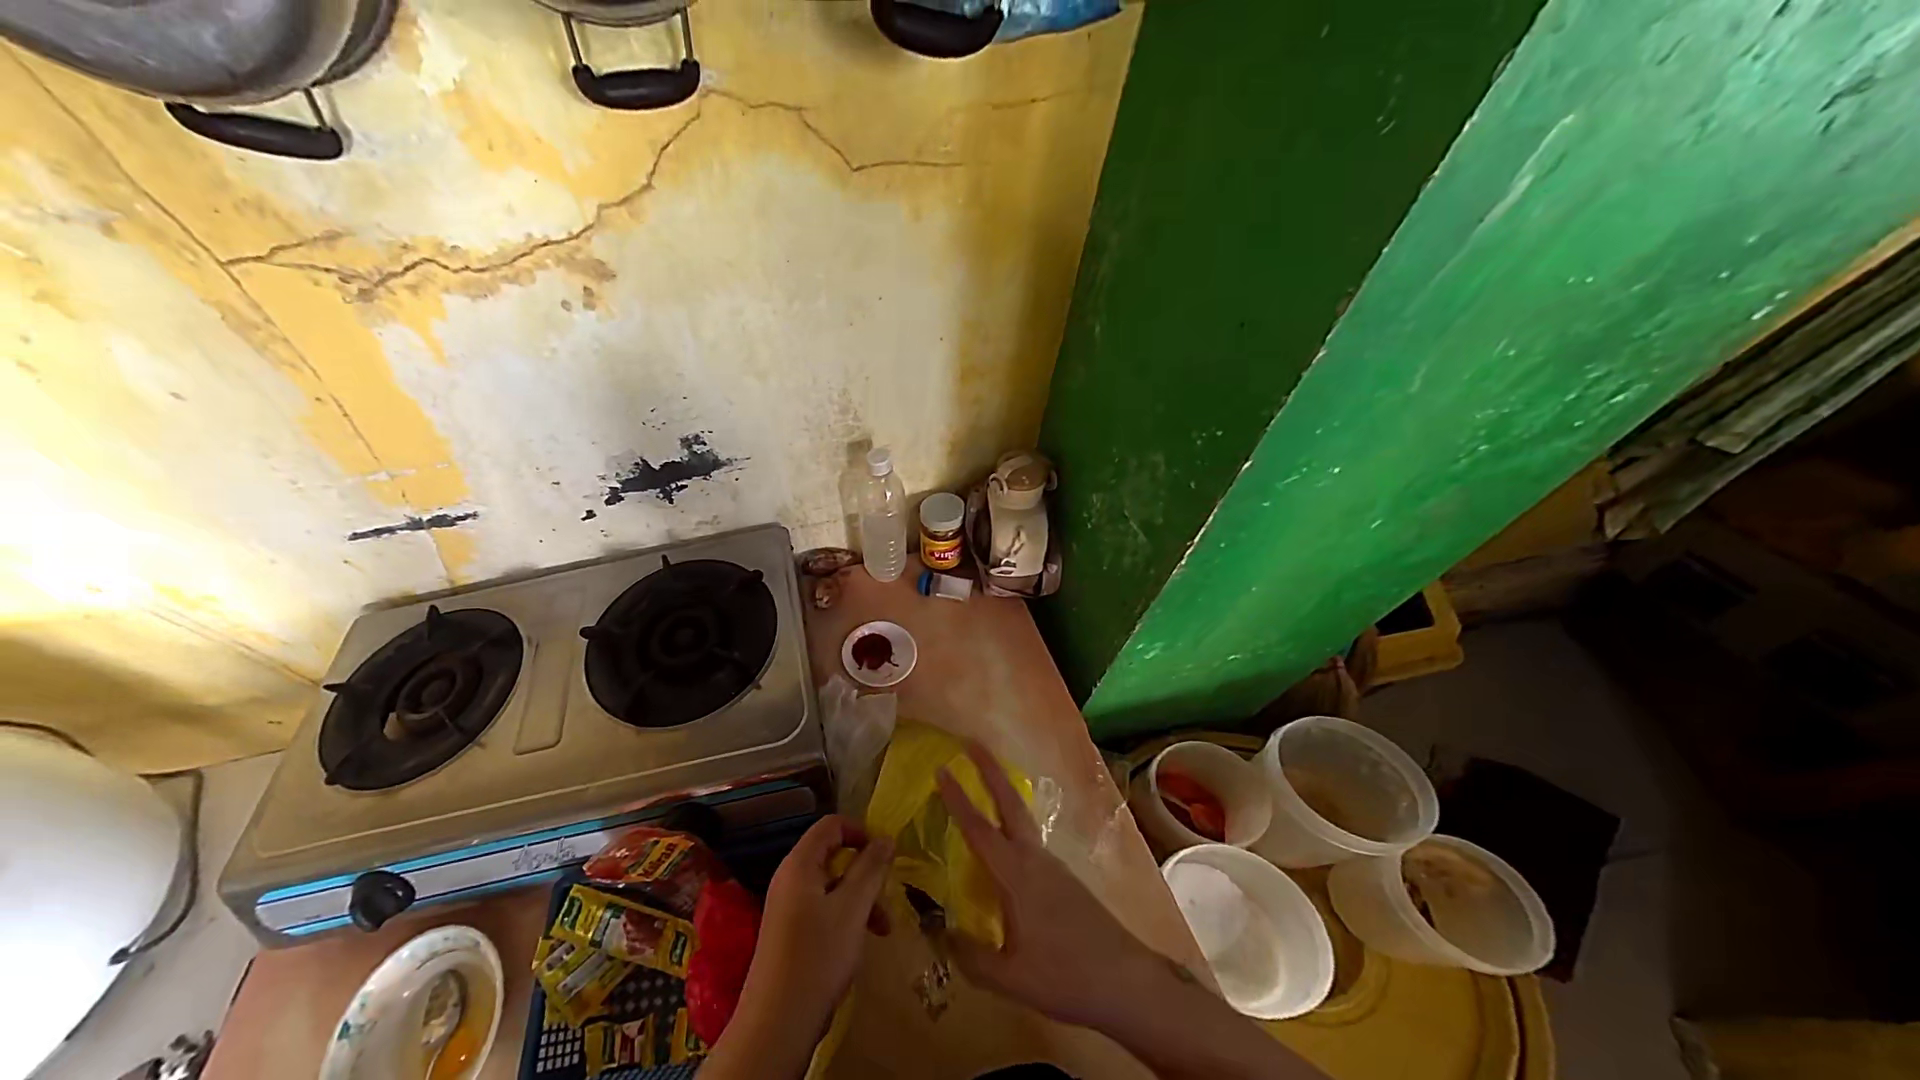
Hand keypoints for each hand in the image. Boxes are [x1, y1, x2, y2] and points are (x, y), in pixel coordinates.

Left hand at [744, 814, 892, 1030]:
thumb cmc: (818, 956)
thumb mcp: (853, 908)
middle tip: (887, 895)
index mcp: (800, 865)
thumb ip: (871, 869)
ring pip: (833, 886)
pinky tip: (861, 942)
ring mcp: (789, 908)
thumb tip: (886, 838)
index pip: (831, 825)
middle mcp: (790, 880)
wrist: (777, 1023)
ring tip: (883, 928)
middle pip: (834, 856)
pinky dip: (847, 917)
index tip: (886, 855)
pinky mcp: (791, 934)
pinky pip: (825, 910)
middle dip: (866, 872)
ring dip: (862, 899)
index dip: (861, 832)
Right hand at [937, 742, 1171, 1031]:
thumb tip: (941, 933)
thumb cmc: (1066, 977)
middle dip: (990, 770)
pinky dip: (1013, 824)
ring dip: (1003, 794)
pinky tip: (1007, 843)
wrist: (1127, 980)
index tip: (941, 768)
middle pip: (1009, 803)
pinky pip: (1031, 841)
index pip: (979, 830)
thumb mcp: (1010, 977)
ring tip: (984, 783)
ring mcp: (1054, 867)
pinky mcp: (1066, 879)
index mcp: (1016, 876)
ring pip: (1022, 819)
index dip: (957, 799)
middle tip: (971, 742)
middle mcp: (1035, 860)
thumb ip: (971, 956)